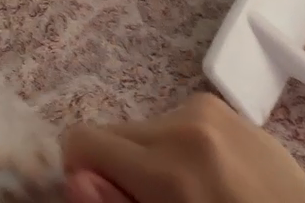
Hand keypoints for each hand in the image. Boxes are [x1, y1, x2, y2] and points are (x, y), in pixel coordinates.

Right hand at [61, 94, 304, 202]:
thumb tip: (73, 179)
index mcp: (171, 169)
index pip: (82, 140)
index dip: (84, 175)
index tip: (112, 200)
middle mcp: (188, 123)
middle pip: (115, 134)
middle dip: (124, 170)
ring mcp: (214, 112)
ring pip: (146, 129)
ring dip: (154, 161)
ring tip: (195, 198)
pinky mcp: (231, 111)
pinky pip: (180, 124)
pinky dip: (183, 152)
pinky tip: (216, 184)